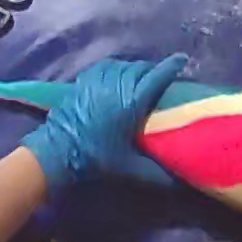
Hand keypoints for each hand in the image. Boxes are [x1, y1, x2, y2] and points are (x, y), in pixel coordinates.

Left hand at [22, 54, 186, 188]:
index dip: (172, 66)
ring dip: (135, 69)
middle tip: (161, 78)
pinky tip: (118, 76)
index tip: (182, 59)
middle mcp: (119, 83)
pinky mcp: (86, 77)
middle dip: (153, 70)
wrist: (59, 150)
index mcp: (133, 101)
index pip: (157, 76)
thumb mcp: (130, 169)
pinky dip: (117, 68)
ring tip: (140, 78)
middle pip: (142, 68)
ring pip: (125, 65)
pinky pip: (107, 65)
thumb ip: (157, 174)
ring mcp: (100, 77)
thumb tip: (180, 182)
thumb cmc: (97, 158)